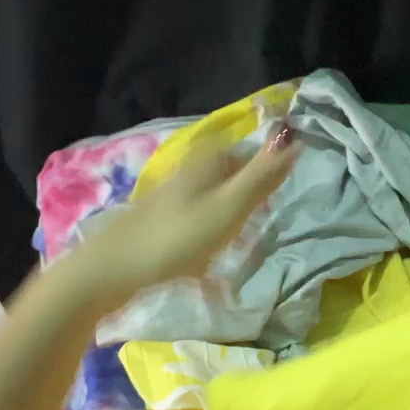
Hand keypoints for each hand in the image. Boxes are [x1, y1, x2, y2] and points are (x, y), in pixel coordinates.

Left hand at [59, 138, 298, 310]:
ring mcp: (174, 196)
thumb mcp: (229, 207)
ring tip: (241, 244)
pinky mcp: (163, 220)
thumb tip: (295, 140)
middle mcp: (190, 171)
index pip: (251, 153)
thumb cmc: (178, 237)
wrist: (114, 269)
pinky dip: (212, 235)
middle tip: (264, 225)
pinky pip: (201, 221)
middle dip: (252, 197)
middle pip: (234, 176)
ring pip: (218, 199)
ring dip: (233, 219)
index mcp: (208, 160)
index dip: (270, 171)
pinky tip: (212, 258)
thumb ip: (262, 177)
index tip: (281, 198)